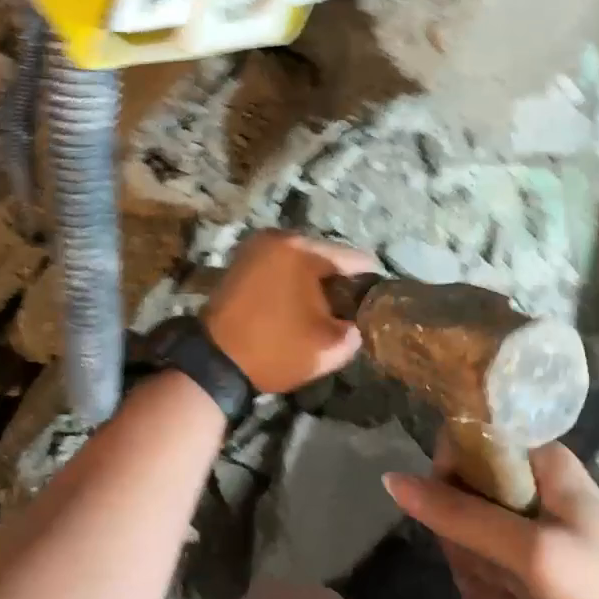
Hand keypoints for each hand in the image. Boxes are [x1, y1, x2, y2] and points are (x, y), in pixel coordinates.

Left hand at [202, 230, 371, 393]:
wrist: (216, 360)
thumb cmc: (276, 349)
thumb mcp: (329, 346)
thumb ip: (354, 329)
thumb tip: (358, 320)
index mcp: (302, 251)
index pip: (353, 258)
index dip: (371, 279)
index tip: (382, 296)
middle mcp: (278, 238)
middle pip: (324, 254)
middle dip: (340, 277)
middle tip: (356, 303)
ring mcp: (255, 247)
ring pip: (300, 259)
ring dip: (314, 278)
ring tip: (330, 305)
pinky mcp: (241, 261)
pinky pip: (279, 265)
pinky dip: (292, 279)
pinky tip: (301, 302)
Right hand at [384, 442, 598, 598]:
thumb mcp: (533, 555)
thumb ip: (461, 514)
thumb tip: (388, 477)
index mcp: (541, 460)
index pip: (464, 440)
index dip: (450, 477)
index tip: (458, 515)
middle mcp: (531, 487)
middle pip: (455, 494)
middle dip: (467, 545)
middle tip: (502, 576)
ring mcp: (527, 533)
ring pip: (461, 539)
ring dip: (478, 580)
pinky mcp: (525, 573)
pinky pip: (476, 572)